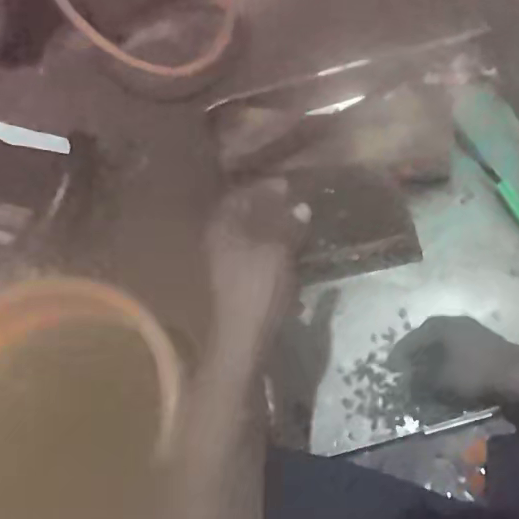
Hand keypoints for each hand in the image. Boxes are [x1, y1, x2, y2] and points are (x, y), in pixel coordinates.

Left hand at [203, 178, 309, 376]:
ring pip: (246, 235)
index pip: (242, 195)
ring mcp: (222, 262)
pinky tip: (285, 253)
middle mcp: (217, 240)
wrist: (242, 334)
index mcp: (223, 227)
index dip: (265, 188)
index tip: (288, 184)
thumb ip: (288, 226)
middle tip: (291, 203)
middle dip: (266, 207)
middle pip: (242, 215)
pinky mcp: (232, 281)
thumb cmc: (259, 288)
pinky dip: (268, 247)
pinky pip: (250, 253)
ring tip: (292, 226)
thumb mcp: (279, 252)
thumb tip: (301, 206)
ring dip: (268, 228)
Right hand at [389, 316, 518, 406]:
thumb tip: (406, 380)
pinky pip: (461, 354)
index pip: (414, 336)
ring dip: (434, 360)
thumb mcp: (439, 380)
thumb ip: (418, 379)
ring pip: (447, 346)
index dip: (400, 353)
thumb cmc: (475, 375)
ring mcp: (477, 334)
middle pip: (431, 337)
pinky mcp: (490, 348)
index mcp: (444, 325)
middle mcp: (460, 324)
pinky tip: (449, 377)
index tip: (389, 367)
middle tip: (406, 369)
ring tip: (425, 376)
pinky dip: (451, 364)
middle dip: (417, 354)